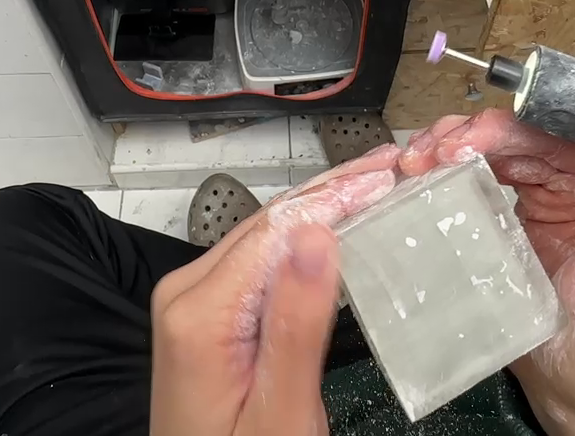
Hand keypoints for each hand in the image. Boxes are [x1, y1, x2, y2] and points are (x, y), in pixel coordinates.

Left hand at [150, 144, 401, 435]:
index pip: (276, 231)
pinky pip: (260, 259)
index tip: (384, 175)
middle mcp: (187, 290)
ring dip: (320, 206)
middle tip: (387, 164)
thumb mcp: (280, 415)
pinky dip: (302, 236)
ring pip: (266, 234)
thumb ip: (297, 325)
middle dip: (331, 190)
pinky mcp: (207, 309)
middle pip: (269, 224)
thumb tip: (318, 233)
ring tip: (371, 180)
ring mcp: (193, 297)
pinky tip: (334, 221)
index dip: (334, 197)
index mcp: (199, 312)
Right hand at [398, 43, 574, 435]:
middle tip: (463, 142)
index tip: (555, 86)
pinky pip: (490, 152)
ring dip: (470, 132)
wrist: (574, 394)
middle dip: (509, 113)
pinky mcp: (529, 187)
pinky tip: (431, 162)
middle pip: (565, 106)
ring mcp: (571, 174)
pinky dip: (456, 150)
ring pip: (519, 125)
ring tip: (433, 157)